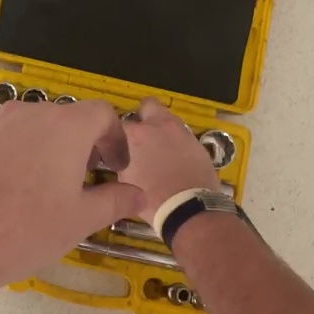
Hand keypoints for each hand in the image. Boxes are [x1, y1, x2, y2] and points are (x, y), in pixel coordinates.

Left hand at [0, 99, 144, 296]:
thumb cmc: (21, 228)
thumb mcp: (78, 221)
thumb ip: (113, 202)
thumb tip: (137, 195)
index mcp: (64, 126)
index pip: (101, 114)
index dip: (114, 139)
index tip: (114, 166)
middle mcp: (26, 114)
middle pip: (61, 120)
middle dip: (76, 147)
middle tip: (79, 182)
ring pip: (24, 131)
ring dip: (38, 152)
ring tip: (35, 192)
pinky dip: (4, 159)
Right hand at [115, 98, 221, 223]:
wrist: (189, 208)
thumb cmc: (151, 198)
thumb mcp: (124, 180)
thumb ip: (120, 160)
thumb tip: (120, 156)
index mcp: (136, 134)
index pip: (117, 122)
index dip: (115, 133)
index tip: (115, 144)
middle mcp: (159, 125)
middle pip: (148, 105)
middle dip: (143, 115)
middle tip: (140, 135)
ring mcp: (182, 132)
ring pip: (169, 120)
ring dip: (162, 130)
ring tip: (159, 151)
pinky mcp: (198, 143)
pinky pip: (183, 137)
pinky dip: (178, 145)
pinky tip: (176, 161)